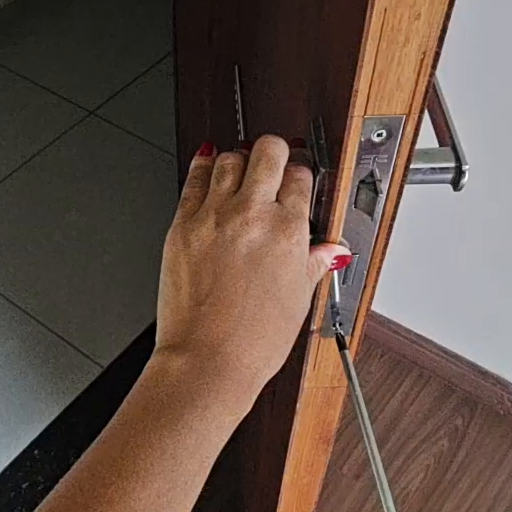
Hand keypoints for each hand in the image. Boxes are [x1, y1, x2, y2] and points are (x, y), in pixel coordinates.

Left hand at [153, 136, 347, 406]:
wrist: (207, 360)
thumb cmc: (252, 340)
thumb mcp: (299, 299)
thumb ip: (313, 262)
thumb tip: (330, 250)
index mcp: (288, 232)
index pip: (301, 177)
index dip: (301, 175)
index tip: (296, 181)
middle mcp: (252, 216)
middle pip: (268, 151)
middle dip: (274, 152)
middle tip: (273, 163)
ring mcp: (214, 217)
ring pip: (229, 158)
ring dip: (239, 161)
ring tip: (240, 172)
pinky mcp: (182, 225)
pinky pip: (194, 180)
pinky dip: (204, 169)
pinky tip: (209, 167)